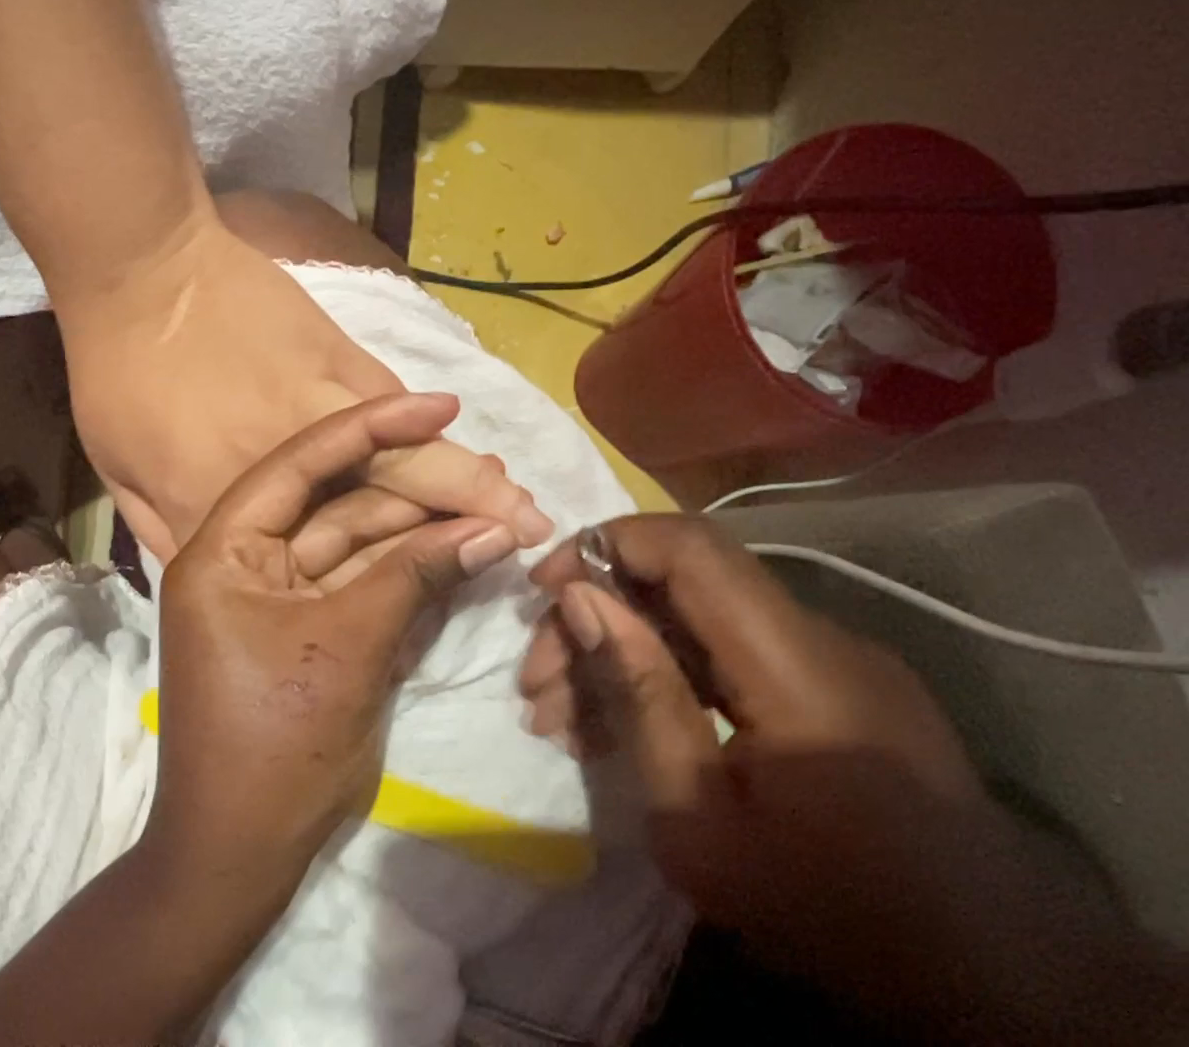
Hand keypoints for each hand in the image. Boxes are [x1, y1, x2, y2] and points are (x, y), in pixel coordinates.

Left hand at [61, 221, 554, 561]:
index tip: (430, 582)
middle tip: (522, 543)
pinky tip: (465, 441)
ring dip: (466, 482)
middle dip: (455, 530)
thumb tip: (218, 579)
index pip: (314, 559)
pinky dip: (429, 427)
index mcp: (226, 503)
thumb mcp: (118, 473)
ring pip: (405, 460)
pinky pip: (390, 403)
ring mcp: (317, 408)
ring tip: (519, 503)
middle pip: (384, 512)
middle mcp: (286, 467)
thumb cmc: (118, 377)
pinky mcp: (336, 358)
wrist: (139, 271)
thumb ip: (166, 533)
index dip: (385, 575)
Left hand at [148, 393, 521, 878]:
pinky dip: (411, 576)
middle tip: (496, 479)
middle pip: (338, 504)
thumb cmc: (275, 738)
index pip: (301, 463)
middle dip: (415, 494)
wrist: (243, 846)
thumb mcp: (346, 645)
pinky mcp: (313, 634)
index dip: (372, 427)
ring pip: (359, 547)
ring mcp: (282, 599)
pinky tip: (466, 554)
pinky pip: (364, 588)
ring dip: (423, 536)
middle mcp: (248, 561)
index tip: (442, 405)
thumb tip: (493, 526)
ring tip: (498, 517)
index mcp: (225, 548)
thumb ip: (414, 576)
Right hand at [522, 516, 1184, 1045]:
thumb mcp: (700, 821)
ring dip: (624, 655)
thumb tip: (581, 599)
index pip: (693, 549)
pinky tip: (620, 728)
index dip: (607, 546)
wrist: (988, 978)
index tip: (540, 590)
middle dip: (596, 620)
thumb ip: (641, 698)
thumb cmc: (830, 910)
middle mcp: (824, 642)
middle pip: (686, 585)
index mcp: (799, 667)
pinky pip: (733, 659)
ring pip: (701, 624)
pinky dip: (667, 678)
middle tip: (536, 685)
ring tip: (561, 720)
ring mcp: (837, 665)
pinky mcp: (838, 693)